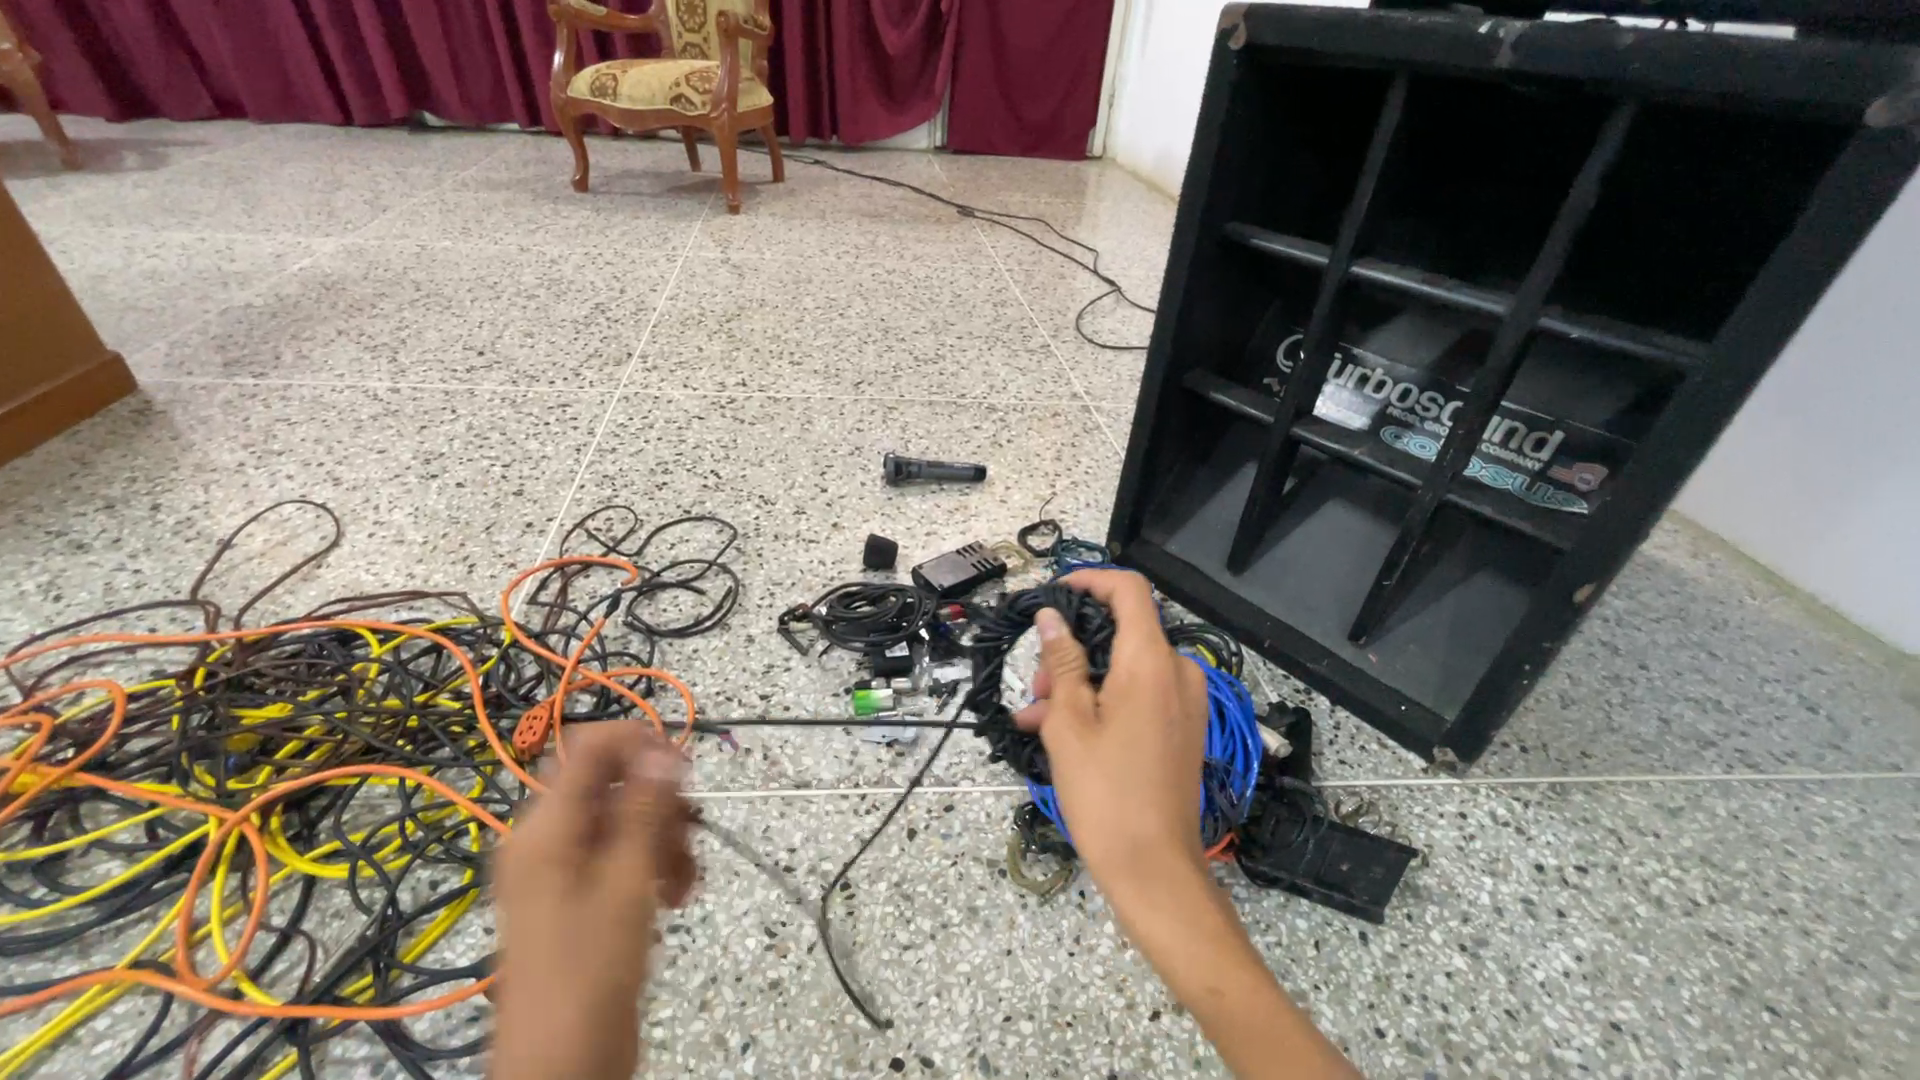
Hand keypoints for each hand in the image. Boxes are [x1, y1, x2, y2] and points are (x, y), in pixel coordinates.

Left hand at [490, 722, 695, 1079]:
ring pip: (626, 822)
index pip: (589, 747)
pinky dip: (653, 867)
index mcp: (544, 827)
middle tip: (691, 835)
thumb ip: (644, 808)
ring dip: (665, 841)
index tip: (685, 768)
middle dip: (661, 806)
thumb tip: (661, 747)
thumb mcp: (626, 882)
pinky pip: (621, 857)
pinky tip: (676, 897)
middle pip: (614, 786)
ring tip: (686, 883)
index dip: (640, 742)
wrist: (561, 1067)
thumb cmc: (590, 971)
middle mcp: (548, 839)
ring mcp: (562, 870)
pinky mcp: (579, 897)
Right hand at [1017, 573, 1361, 1078]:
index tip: (1055, 593)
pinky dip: (1102, 703)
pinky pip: (1139, 696)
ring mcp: (1185, 702)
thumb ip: (1061, 660)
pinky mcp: (1182, 728)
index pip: (1129, 590)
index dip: (1091, 580)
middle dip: (1072, 648)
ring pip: (1124, 668)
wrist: (1154, 867)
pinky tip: (1061, 732)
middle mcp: (1178, 672)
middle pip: (1122, 633)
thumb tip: (1051, 616)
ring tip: (1036, 716)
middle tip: (1035, 683)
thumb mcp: (1069, 721)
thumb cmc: (1104, 792)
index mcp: (1152, 661)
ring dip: (1080, 682)